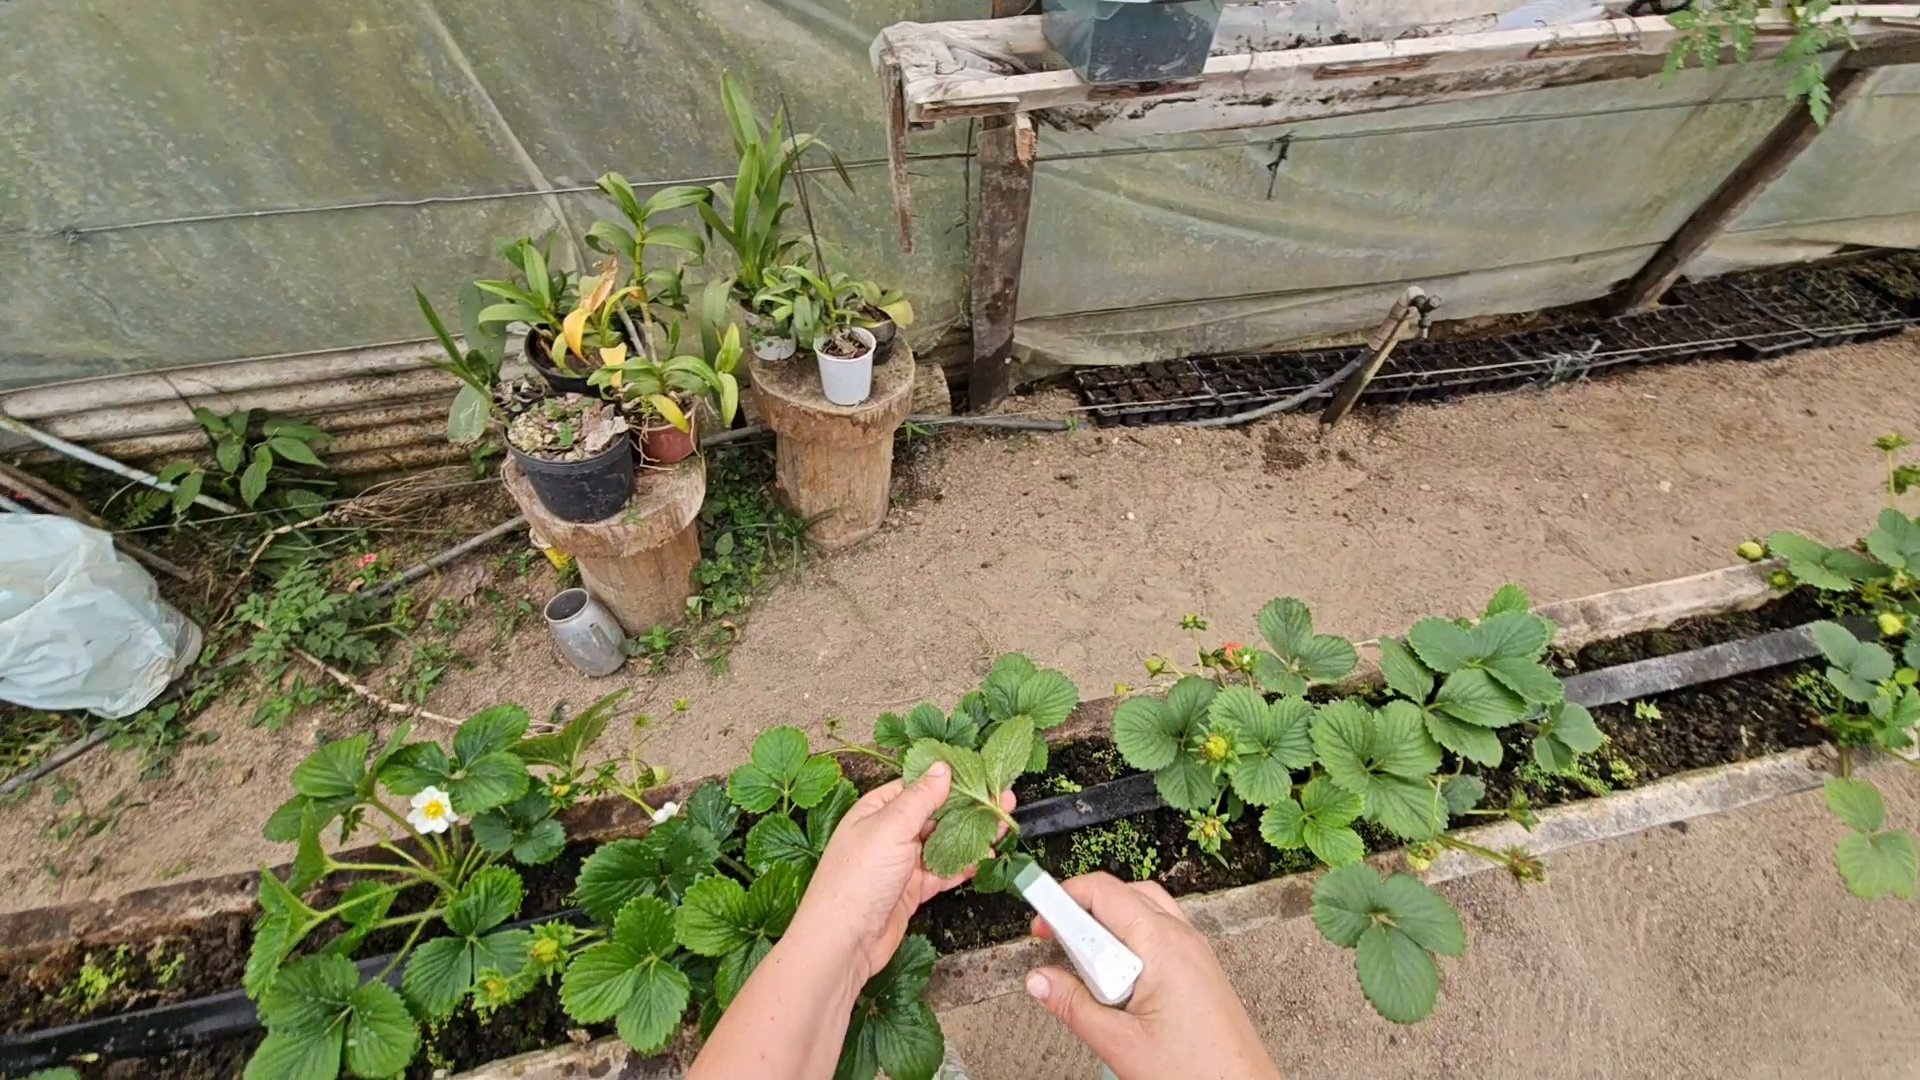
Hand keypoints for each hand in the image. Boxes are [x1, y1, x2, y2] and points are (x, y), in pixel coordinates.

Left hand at [788, 762, 1012, 985]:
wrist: (841, 944)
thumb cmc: (856, 880)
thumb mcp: (891, 827)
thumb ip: (921, 798)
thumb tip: (942, 767)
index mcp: (879, 808)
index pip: (919, 785)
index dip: (951, 779)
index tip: (981, 773)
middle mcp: (889, 832)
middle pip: (935, 813)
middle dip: (968, 807)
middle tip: (1001, 799)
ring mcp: (900, 862)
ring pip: (942, 842)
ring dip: (970, 836)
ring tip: (1001, 827)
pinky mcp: (910, 889)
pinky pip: (941, 871)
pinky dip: (962, 866)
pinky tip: (983, 859)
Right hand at [1025, 873, 1281, 1079]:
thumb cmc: (1197, 1076)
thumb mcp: (1121, 1045)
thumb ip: (1073, 1006)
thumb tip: (1038, 979)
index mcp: (1161, 945)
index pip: (1103, 892)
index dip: (1064, 898)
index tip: (1039, 918)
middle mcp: (1181, 935)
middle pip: (1122, 893)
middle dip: (1084, 908)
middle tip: (1057, 940)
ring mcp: (1194, 948)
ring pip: (1143, 906)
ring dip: (1110, 921)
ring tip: (1088, 961)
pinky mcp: (1201, 965)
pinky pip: (1161, 928)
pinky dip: (1132, 936)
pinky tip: (1121, 975)